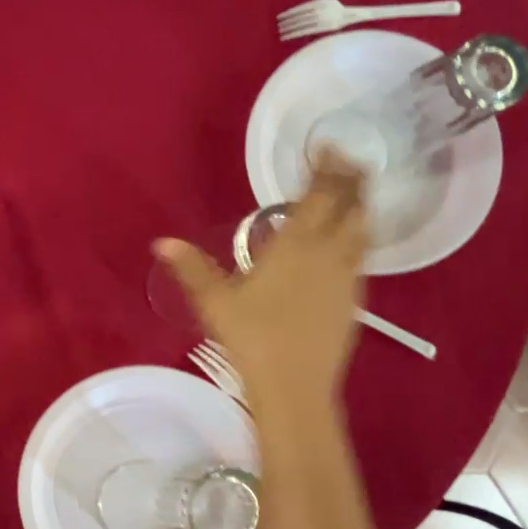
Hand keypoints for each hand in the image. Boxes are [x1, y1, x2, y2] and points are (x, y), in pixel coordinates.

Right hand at [155, 149, 370, 399]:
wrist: (295, 382)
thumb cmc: (252, 336)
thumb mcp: (214, 301)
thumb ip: (192, 268)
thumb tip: (162, 242)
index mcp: (298, 245)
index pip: (322, 193)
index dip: (327, 166)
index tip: (325, 146)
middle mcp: (331, 252)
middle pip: (353, 204)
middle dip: (351, 178)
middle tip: (343, 160)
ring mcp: (348, 275)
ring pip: (364, 227)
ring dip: (360, 203)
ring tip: (350, 193)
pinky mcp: (354, 296)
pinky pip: (362, 251)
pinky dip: (357, 233)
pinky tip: (343, 242)